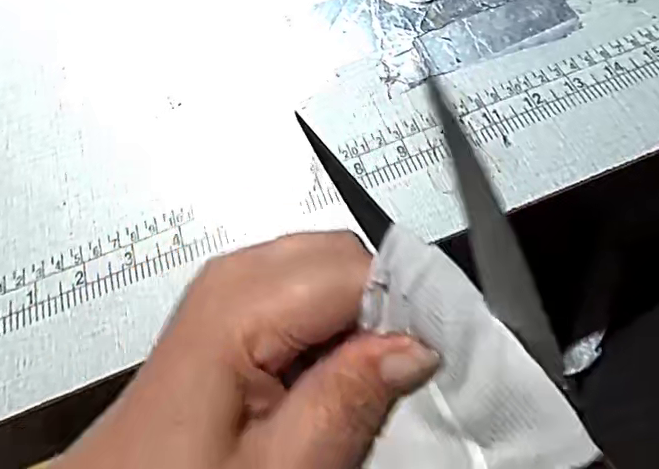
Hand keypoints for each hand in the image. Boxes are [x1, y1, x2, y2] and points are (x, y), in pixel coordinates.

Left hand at [59, 232, 439, 468]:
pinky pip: (306, 284)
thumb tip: (417, 342)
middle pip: (348, 258)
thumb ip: (348, 399)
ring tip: (343, 391)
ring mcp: (232, 278)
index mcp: (243, 298)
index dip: (404, 313)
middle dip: (380, 314)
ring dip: (356, 320)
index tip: (426, 367)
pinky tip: (315, 377)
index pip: (362, 268)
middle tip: (380, 390)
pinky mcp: (233, 296)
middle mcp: (238, 269)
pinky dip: (329, 322)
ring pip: (333, 267)